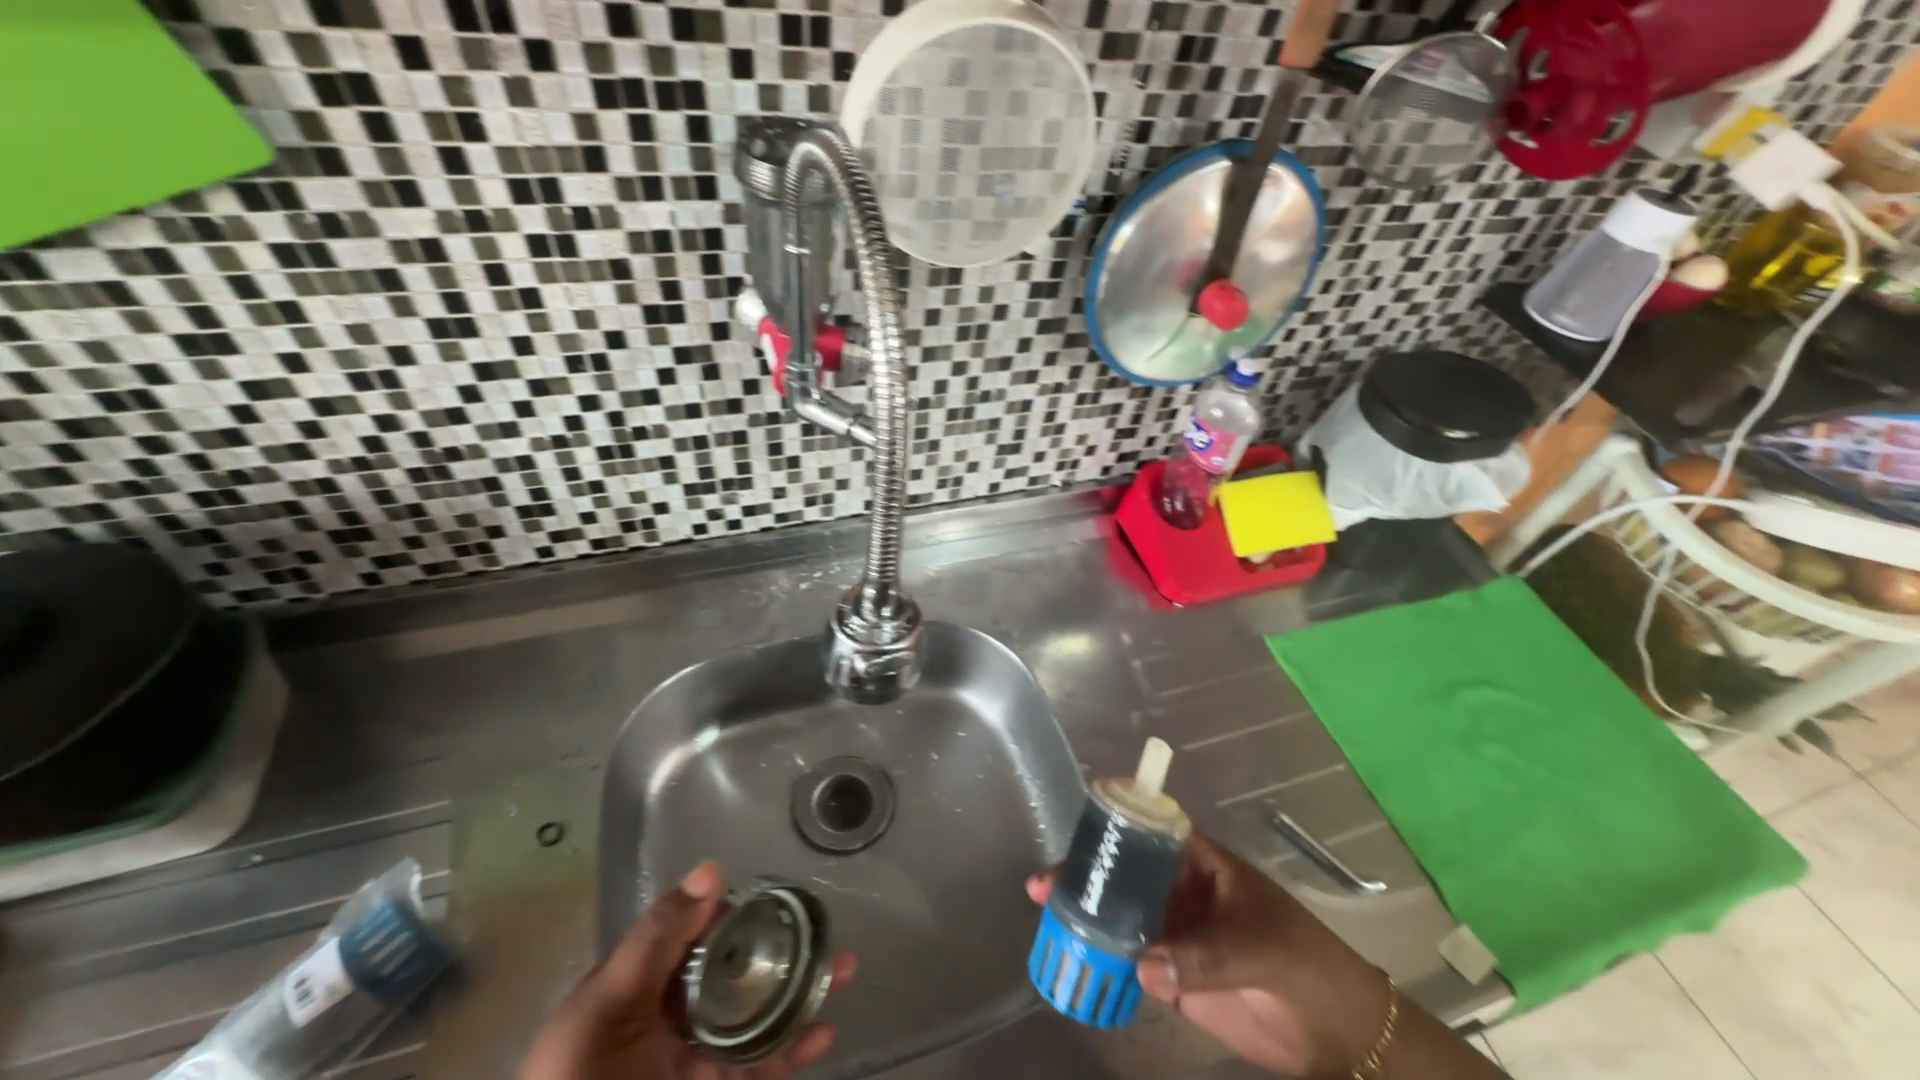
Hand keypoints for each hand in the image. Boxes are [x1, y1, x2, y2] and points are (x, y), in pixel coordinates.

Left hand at [523, 862, 855, 1079]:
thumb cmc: (576, 1078)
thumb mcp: (605, 1005)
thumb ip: (658, 941)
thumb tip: (711, 870)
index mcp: (642, 987)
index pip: (696, 937)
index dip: (736, 915)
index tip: (778, 899)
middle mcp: (675, 1019)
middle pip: (737, 974)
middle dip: (782, 951)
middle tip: (825, 930)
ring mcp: (699, 1060)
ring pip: (759, 1017)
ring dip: (802, 994)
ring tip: (843, 970)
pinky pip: (764, 1068)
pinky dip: (795, 1051)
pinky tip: (823, 1034)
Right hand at [1028, 833, 1388, 1077]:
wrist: (1336, 1030)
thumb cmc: (1305, 964)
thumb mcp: (1260, 950)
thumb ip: (1205, 957)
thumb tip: (1144, 965)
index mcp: (1203, 865)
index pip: (1151, 834)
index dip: (1114, 833)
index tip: (1077, 841)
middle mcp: (1182, 892)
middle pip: (1125, 876)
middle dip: (1087, 878)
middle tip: (1044, 887)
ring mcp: (1176, 933)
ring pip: (1121, 918)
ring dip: (1087, 919)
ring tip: (1047, 921)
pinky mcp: (1173, 976)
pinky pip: (1129, 961)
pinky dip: (1102, 961)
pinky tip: (1072, 960)